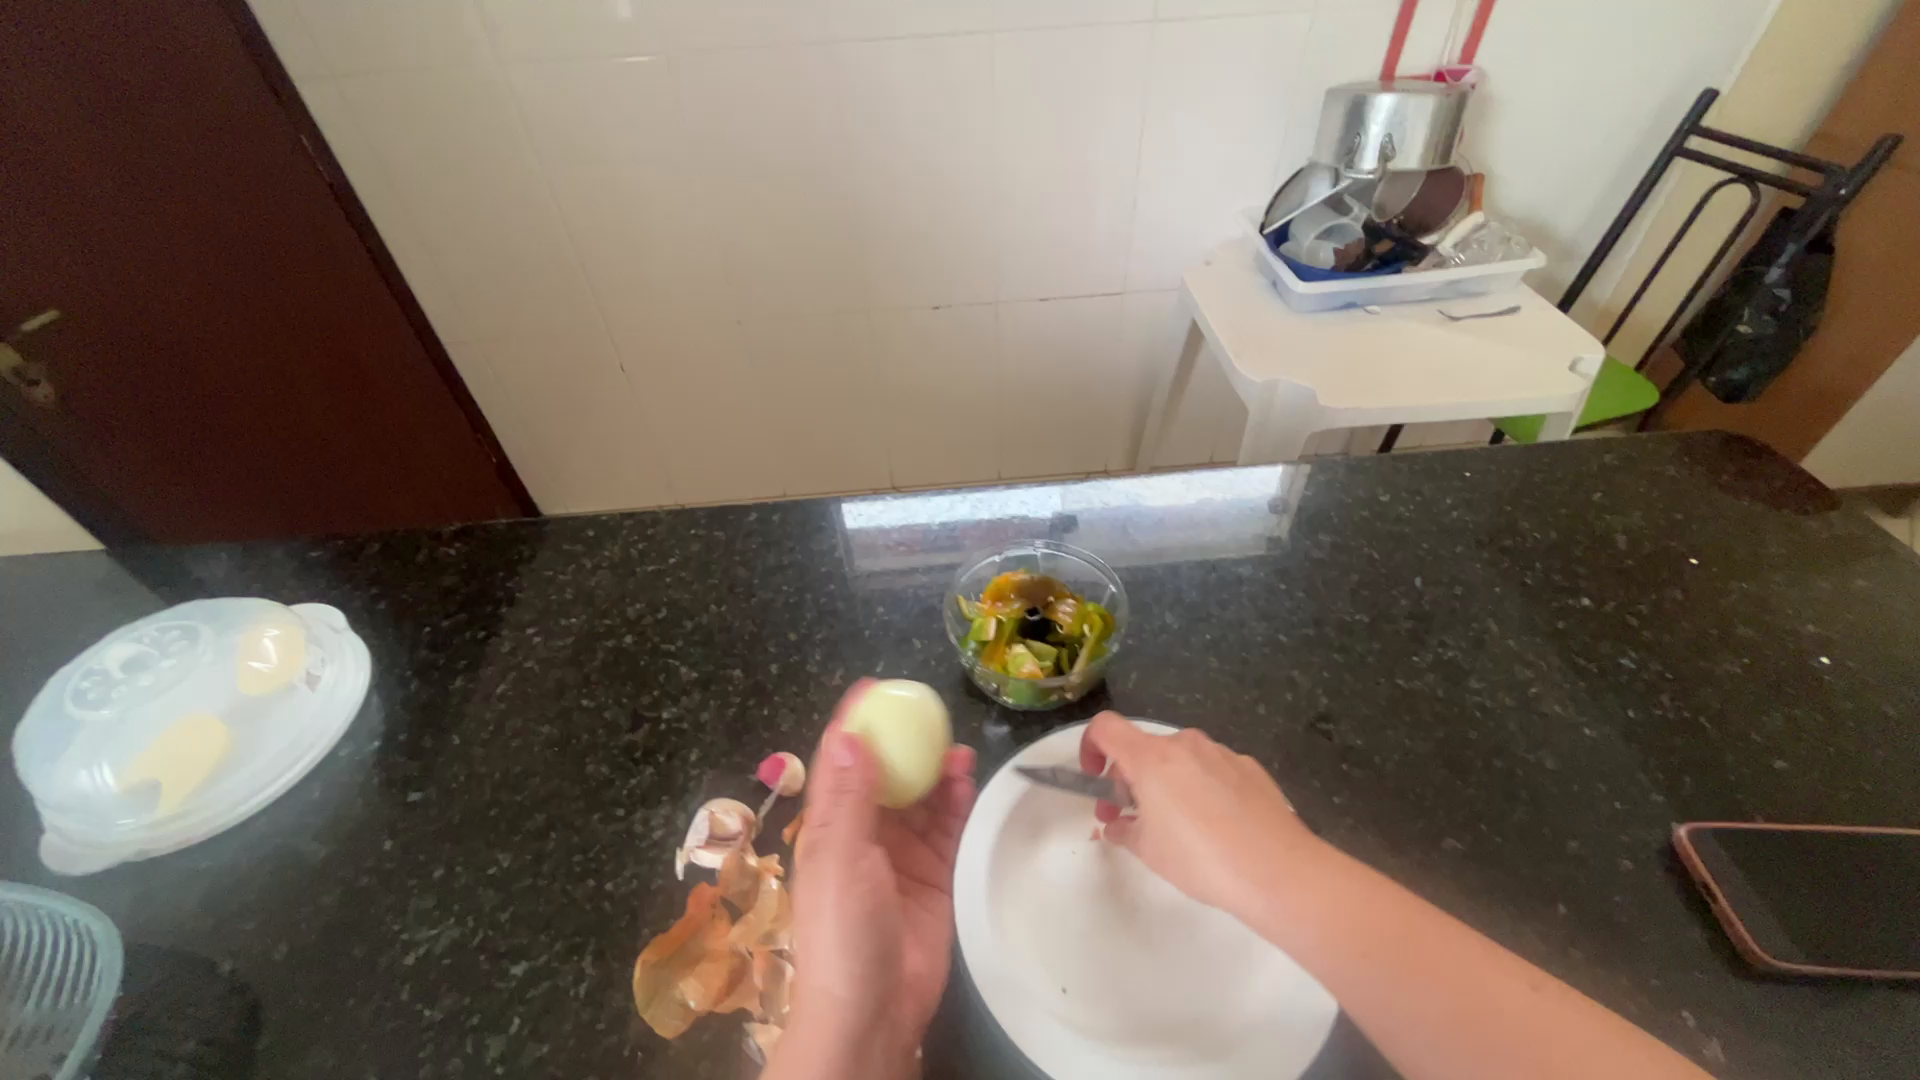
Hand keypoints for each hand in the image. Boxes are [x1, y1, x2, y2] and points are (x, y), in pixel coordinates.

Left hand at [774, 679, 976, 1079]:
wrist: (875, 1011)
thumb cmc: (844, 930)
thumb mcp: (839, 858)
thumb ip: (849, 798)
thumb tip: (851, 733)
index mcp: (832, 826)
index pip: (842, 762)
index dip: (856, 723)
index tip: (877, 688)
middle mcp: (866, 833)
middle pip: (888, 773)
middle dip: (906, 742)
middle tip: (930, 713)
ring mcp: (903, 854)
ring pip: (921, 796)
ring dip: (935, 769)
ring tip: (955, 748)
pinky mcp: (936, 874)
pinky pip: (948, 826)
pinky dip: (956, 800)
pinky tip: (966, 779)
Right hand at [1081, 711, 1319, 916]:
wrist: (1280, 872)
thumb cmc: (1201, 859)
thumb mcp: (1149, 851)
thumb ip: (1124, 829)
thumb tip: (1117, 823)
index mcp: (1152, 758)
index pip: (1105, 727)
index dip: (1090, 748)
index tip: (1096, 780)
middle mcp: (1185, 744)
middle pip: (1144, 748)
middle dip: (1131, 779)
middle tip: (1134, 820)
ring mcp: (1221, 753)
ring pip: (1180, 759)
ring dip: (1167, 783)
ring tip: (1180, 828)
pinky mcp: (1250, 768)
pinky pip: (1212, 770)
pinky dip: (1202, 788)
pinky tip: (1218, 827)